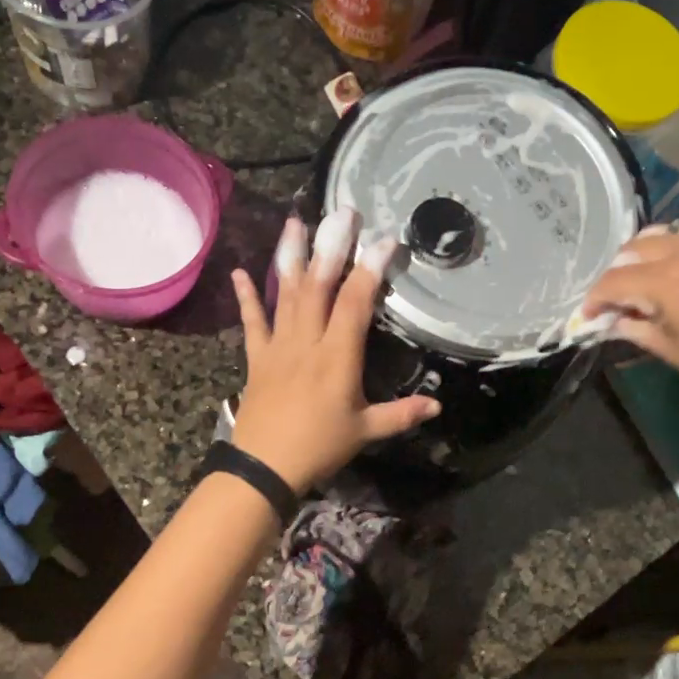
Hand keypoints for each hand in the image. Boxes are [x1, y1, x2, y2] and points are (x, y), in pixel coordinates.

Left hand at [229, 210, 439, 492]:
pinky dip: (247, 297)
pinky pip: (252, 323)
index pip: (356, 302)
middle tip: (342, 212)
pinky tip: (240, 272)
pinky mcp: (258, 359)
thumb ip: (401, 415)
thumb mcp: (365, 432)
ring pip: (286, 294)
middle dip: (332, 246)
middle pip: (319, 285)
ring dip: (292, 256)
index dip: (371, 268)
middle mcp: (307, 342)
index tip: (385, 239)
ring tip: (295, 221)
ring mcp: (279, 347)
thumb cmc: (319, 447)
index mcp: (337, 357)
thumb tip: (438, 406)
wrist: (264, 467)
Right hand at [583, 225, 678, 406]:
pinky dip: (671, 249)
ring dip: (643, 256)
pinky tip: (674, 274)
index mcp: (667, 281)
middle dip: (617, 273)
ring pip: (662, 235)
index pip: (614, 280)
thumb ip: (638, 330)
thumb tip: (615, 321)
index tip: (588, 317)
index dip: (595, 299)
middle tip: (615, 301)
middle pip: (634, 249)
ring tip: (642, 283)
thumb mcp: (675, 351)